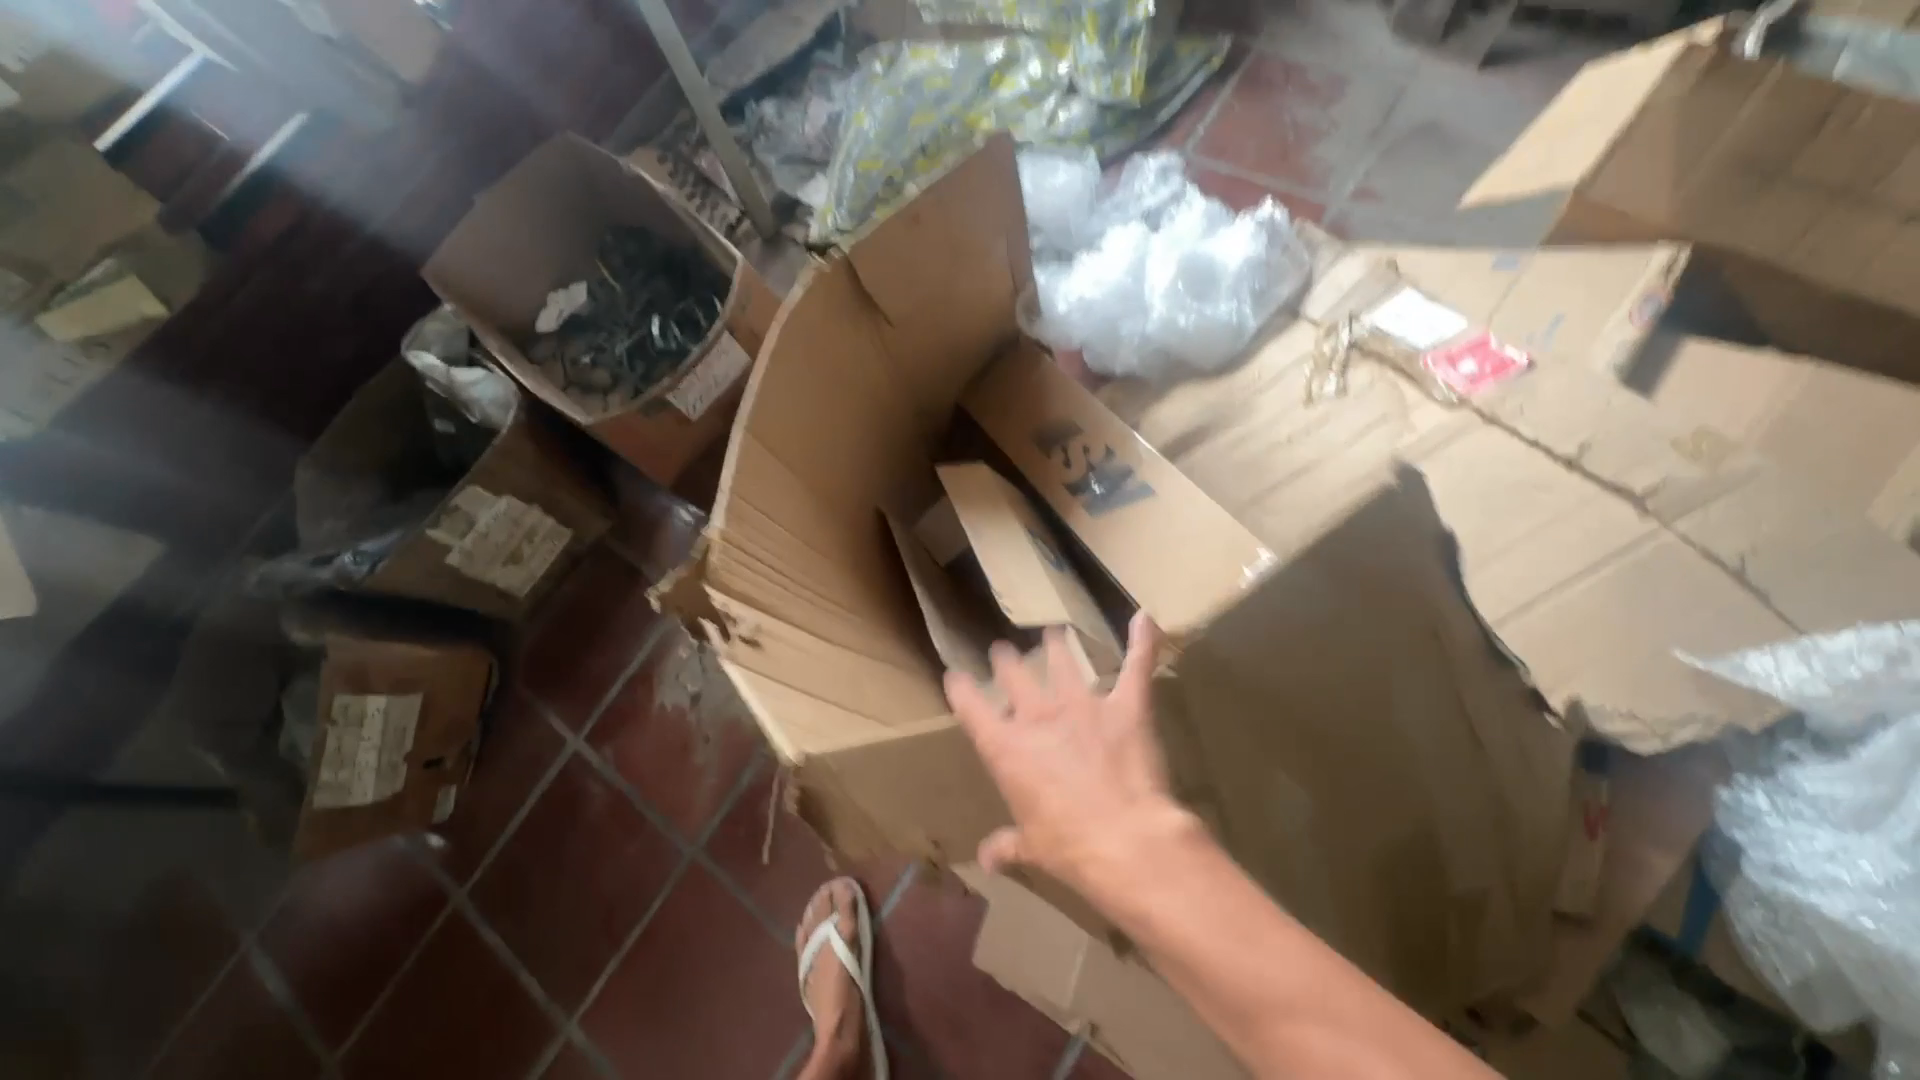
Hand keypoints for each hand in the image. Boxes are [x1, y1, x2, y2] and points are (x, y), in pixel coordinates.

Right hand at [944, 612, 1190, 892]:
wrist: (1125, 839)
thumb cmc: (1069, 847)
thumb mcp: (1032, 848)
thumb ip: (1008, 845)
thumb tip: (988, 859)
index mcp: (1007, 750)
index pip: (972, 710)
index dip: (961, 690)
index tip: (955, 676)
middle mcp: (1039, 718)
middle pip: (1015, 677)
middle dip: (1007, 662)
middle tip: (1003, 652)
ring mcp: (1083, 706)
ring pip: (1063, 664)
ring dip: (1056, 647)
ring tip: (1052, 633)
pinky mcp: (1126, 706)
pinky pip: (1135, 665)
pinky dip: (1141, 641)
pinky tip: (1144, 617)